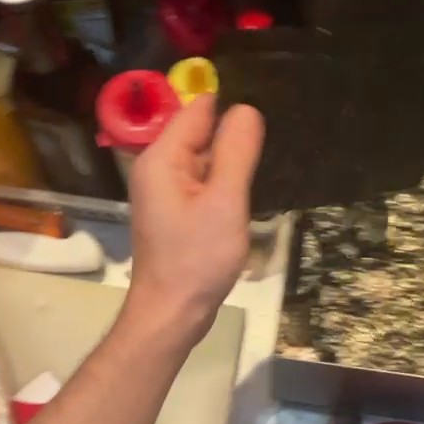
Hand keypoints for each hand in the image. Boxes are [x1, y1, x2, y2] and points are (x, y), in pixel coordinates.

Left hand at [123, 94, 263, 341]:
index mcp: (162, 157)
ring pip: (205, 164)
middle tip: (266, 163)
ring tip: (257, 186)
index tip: (266, 127)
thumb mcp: (225, 201)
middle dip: (233, 144)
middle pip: (202, 135)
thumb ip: (236, 151)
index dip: (232, 112)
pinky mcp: (174, 217)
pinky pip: (202, 189)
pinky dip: (222, 193)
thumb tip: (247, 108)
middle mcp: (157, 169)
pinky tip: (240, 209)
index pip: (200, 110)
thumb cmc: (197, 260)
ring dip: (230, 172)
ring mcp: (164, 195)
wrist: (171, 314)